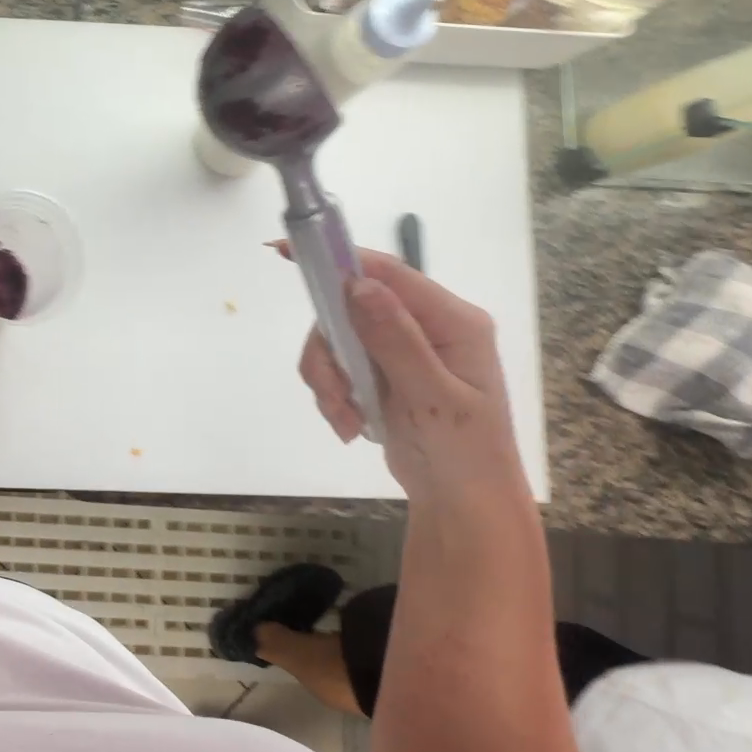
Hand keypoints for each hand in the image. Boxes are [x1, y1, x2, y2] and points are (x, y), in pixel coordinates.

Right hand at [296, 248, 526, 500]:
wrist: (462, 500)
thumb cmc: (462, 451)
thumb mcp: (430, 397)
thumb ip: (395, 339)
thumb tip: (357, 285)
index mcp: (451, 322)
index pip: (387, 274)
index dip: (339, 259)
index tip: (289, 252)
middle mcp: (426, 327)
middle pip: (347, 312)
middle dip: (328, 355)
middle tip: (332, 393)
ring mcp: (401, 350)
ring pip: (335, 343)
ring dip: (328, 382)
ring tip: (345, 418)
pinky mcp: (381, 372)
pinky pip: (335, 368)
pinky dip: (331, 396)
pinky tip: (349, 423)